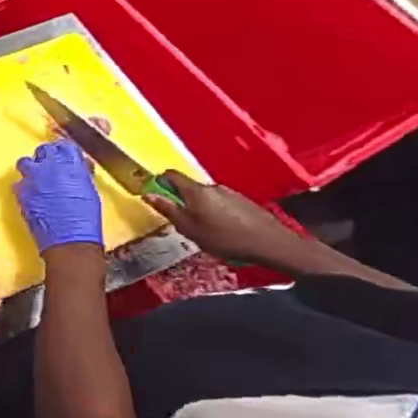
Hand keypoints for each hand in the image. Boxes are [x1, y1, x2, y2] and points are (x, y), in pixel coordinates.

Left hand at [12, 138, 101, 250]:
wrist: (68, 239)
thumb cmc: (86, 217)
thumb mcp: (89, 189)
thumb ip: (79, 174)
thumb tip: (75, 168)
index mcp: (71, 163)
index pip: (64, 146)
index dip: (63, 151)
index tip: (64, 157)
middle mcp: (49, 167)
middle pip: (43, 150)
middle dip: (46, 157)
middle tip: (51, 168)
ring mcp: (31, 179)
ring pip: (25, 162)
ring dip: (31, 168)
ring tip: (38, 179)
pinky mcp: (20, 193)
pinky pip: (18, 183)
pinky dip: (24, 186)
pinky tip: (32, 195)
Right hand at [143, 172, 303, 265]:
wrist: (268, 242)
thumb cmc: (222, 238)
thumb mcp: (188, 228)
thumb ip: (168, 210)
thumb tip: (148, 194)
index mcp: (196, 192)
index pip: (172, 176)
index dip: (160, 181)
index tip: (154, 193)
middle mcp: (213, 187)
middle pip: (189, 188)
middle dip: (180, 200)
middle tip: (179, 221)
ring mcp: (230, 192)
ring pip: (205, 196)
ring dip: (197, 207)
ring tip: (201, 228)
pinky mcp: (242, 200)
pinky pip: (219, 201)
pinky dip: (213, 211)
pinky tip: (219, 228)